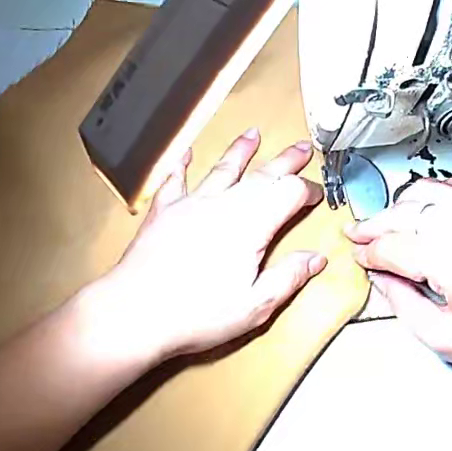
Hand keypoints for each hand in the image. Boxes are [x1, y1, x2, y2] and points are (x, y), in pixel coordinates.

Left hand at [85, 129, 327, 363]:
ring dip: (241, 151)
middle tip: (301, 148)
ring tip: (252, 135)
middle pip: (262, 175)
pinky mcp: (164, 212)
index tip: (317, 196)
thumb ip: (288, 278)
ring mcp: (191, 205)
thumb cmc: (194, 315)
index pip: (289, 193)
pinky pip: (177, 180)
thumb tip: (314, 259)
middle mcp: (222, 206)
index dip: (308, 190)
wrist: (134, 313)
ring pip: (222, 169)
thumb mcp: (255, 306)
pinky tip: (186, 154)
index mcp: (250, 226)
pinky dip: (183, 164)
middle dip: (285, 160)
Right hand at [346, 176, 451, 395]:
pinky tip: (426, 202)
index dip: (368, 254)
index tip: (357, 259)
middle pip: (404, 213)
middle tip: (356, 235)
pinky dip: (437, 189)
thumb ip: (404, 304)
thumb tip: (382, 279)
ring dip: (400, 204)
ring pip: (428, 191)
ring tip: (384, 219)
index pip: (392, 245)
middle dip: (374, 224)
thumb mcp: (445, 338)